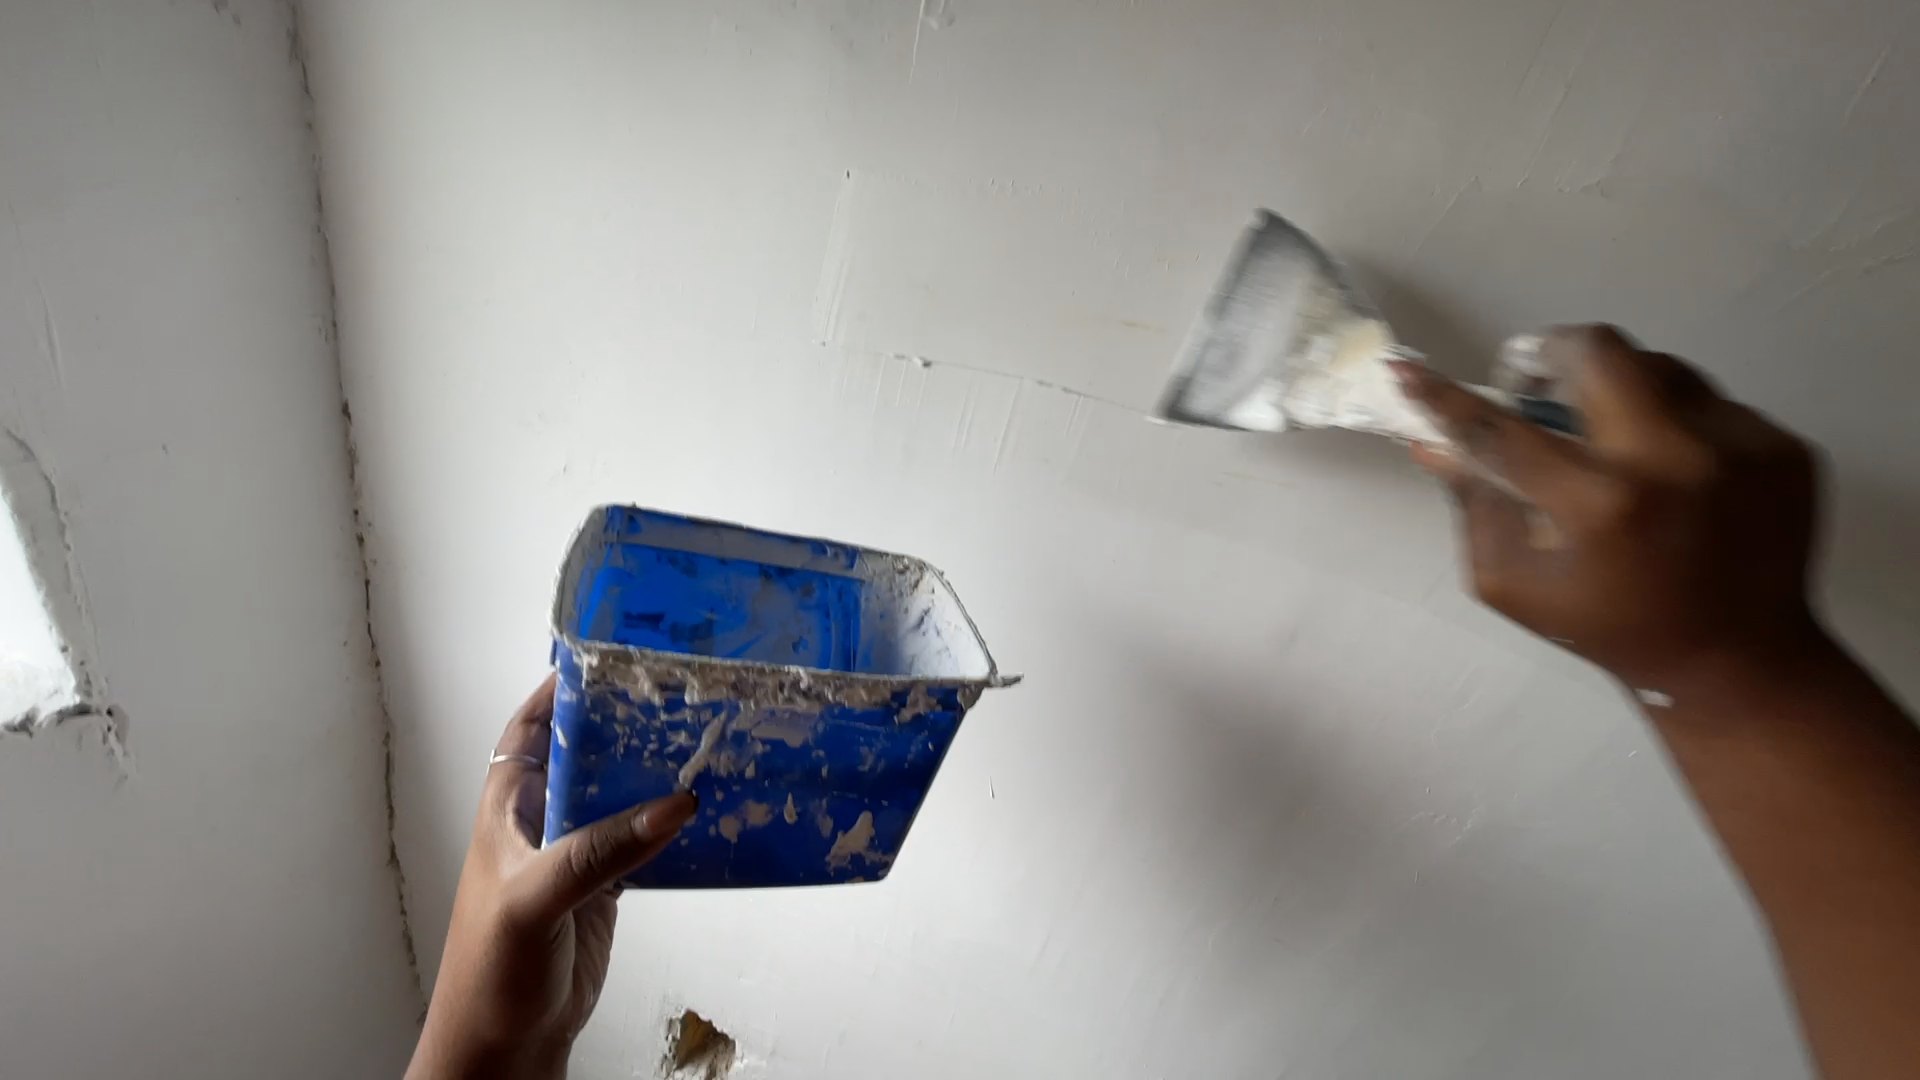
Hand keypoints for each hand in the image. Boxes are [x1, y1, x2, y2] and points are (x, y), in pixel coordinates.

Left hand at [406, 676, 697, 1079]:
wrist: (508, 1046)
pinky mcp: (609, 879)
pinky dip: (670, 814)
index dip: (558, 691)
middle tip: (673, 692)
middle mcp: (545, 818)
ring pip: (619, 789)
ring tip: (700, 735)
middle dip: (623, 720)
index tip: (605, 658)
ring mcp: (579, 848)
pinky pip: (644, 832)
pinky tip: (704, 802)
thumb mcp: (535, 900)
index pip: (530, 730)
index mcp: (510, 807)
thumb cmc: (494, 971)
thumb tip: (677, 802)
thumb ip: (600, 851)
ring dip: (653, 766)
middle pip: (586, 751)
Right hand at [1393, 324, 1822, 690]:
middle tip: (1527, 383)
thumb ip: (1473, 503)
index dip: (1443, 397)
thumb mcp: (1507, 578)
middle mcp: (1674, 461)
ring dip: (1606, 385)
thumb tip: (1431, 443)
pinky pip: (1702, 399)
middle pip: (1600, 353)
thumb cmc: (1598, 623)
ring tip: (1594, 430)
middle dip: (1547, 352)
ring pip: (1655, 365)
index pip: (1499, 431)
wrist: (1736, 659)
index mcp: (1597, 505)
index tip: (1403, 370)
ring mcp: (1741, 446)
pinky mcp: (1783, 445)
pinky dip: (1660, 418)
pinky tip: (1655, 466)